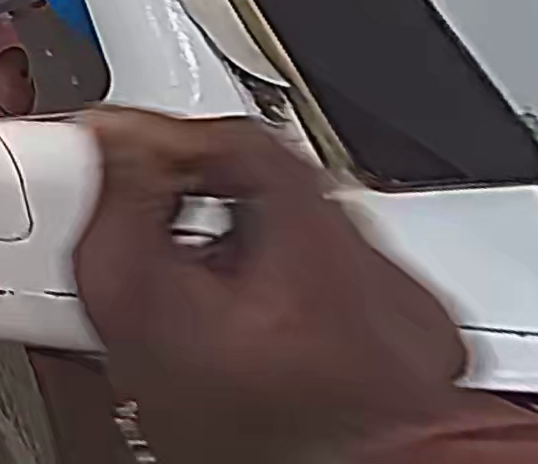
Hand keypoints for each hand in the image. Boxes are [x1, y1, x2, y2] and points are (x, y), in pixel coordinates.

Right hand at [74, 107, 477, 463]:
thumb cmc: (195, 408)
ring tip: (191, 232)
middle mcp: (393, 302)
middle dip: (203, 169)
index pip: (252, 149)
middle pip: (279, 173)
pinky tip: (235, 260)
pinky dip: (276, 231)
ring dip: (239, 199)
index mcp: (325, 294)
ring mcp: (416, 316)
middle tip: (152, 185)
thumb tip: (117, 127)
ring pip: (305, 199)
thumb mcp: (122, 289)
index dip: (181, 134)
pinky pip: (334, 234)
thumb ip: (118, 195)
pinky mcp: (419, 323)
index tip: (138, 140)